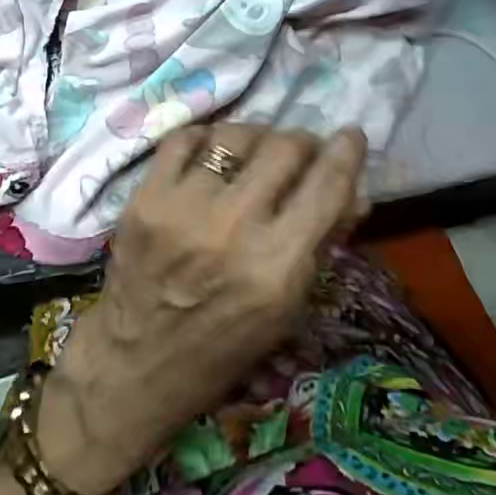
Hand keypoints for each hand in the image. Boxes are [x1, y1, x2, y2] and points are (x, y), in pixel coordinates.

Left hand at [35, 124, 368, 494]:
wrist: (140, 359)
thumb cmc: (224, 345)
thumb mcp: (288, 307)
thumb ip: (323, 243)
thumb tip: (355, 189)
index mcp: (277, 267)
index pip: (326, 187)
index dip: (346, 152)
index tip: (350, 136)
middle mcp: (232, 229)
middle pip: (283, 148)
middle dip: (301, 143)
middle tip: (299, 151)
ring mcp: (183, 208)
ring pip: (234, 135)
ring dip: (255, 136)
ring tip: (255, 151)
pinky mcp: (145, 198)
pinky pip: (183, 138)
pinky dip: (205, 138)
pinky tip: (212, 152)